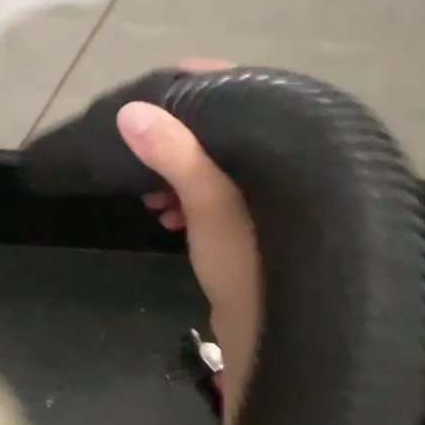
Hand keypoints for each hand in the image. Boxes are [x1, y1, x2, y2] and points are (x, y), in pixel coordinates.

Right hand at [119, 59, 261, 424]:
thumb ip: (176, 155)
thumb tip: (131, 112)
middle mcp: (290, 165)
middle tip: (138, 149)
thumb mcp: (211, 203)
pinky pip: (216, 194)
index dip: (196, 87)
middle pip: (225, 131)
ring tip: (148, 193)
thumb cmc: (254, 264)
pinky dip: (187, 197)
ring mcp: (272, 199)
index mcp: (293, 146)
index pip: (245, 92)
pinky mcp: (258, 226)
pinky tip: (163, 214)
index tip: (149, 93)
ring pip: (217, 165)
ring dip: (176, 171)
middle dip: (176, 138)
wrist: (281, 337)